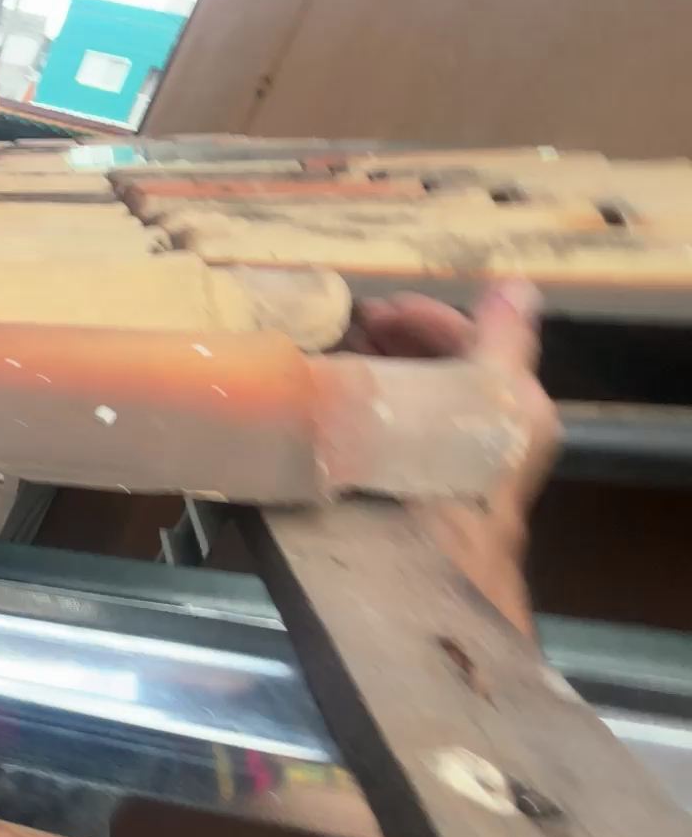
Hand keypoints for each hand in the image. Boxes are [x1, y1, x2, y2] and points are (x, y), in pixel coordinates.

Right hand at [343, 282, 559, 635]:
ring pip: (398, 390)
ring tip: (327, 355)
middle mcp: (466, 423)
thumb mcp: (495, 394)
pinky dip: (351, 398)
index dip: (425, 318)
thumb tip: (516, 284)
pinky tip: (321, 394)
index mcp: (502, 403)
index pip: (467, 341)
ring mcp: (424, 448)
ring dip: (366, 365)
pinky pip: (374, 418)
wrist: (422, 552)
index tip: (373, 310)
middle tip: (344, 328)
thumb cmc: (457, 471)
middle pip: (430, 363)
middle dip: (389, 339)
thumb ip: (504, 341)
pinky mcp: (387, 470)